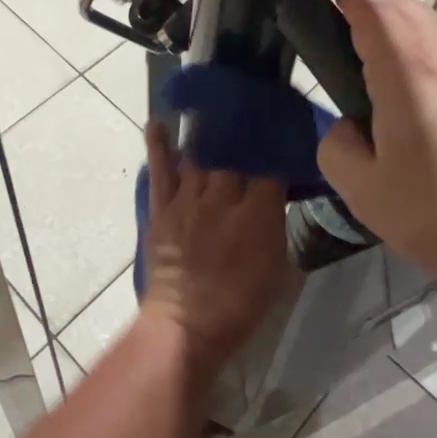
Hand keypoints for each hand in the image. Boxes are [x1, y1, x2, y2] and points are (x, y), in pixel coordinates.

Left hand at [140, 122, 288, 373]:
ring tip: (211, 110)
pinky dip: (157, 144)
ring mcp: (189, 200)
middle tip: (245, 118)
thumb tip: (274, 200)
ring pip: (200, 156)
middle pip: (235, 155)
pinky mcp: (162, 208)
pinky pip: (160, 169)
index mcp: (259, 213)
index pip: (271, 169)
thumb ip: (276, 227)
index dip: (275, 152)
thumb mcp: (277, 269)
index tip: (278, 140)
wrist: (186, 327)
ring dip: (206, 134)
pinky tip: (158, 122)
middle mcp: (224, 198)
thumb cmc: (239, 307)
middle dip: (241, 137)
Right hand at [315, 0, 436, 305]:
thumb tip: (350, 128)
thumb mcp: (366, 195)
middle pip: (412, 13)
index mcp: (411, 73)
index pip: (376, 10)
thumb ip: (338, 148)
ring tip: (410, 110)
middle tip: (361, 53)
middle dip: (381, 17)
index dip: (352, 1)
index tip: (338, 3)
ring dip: (419, 55)